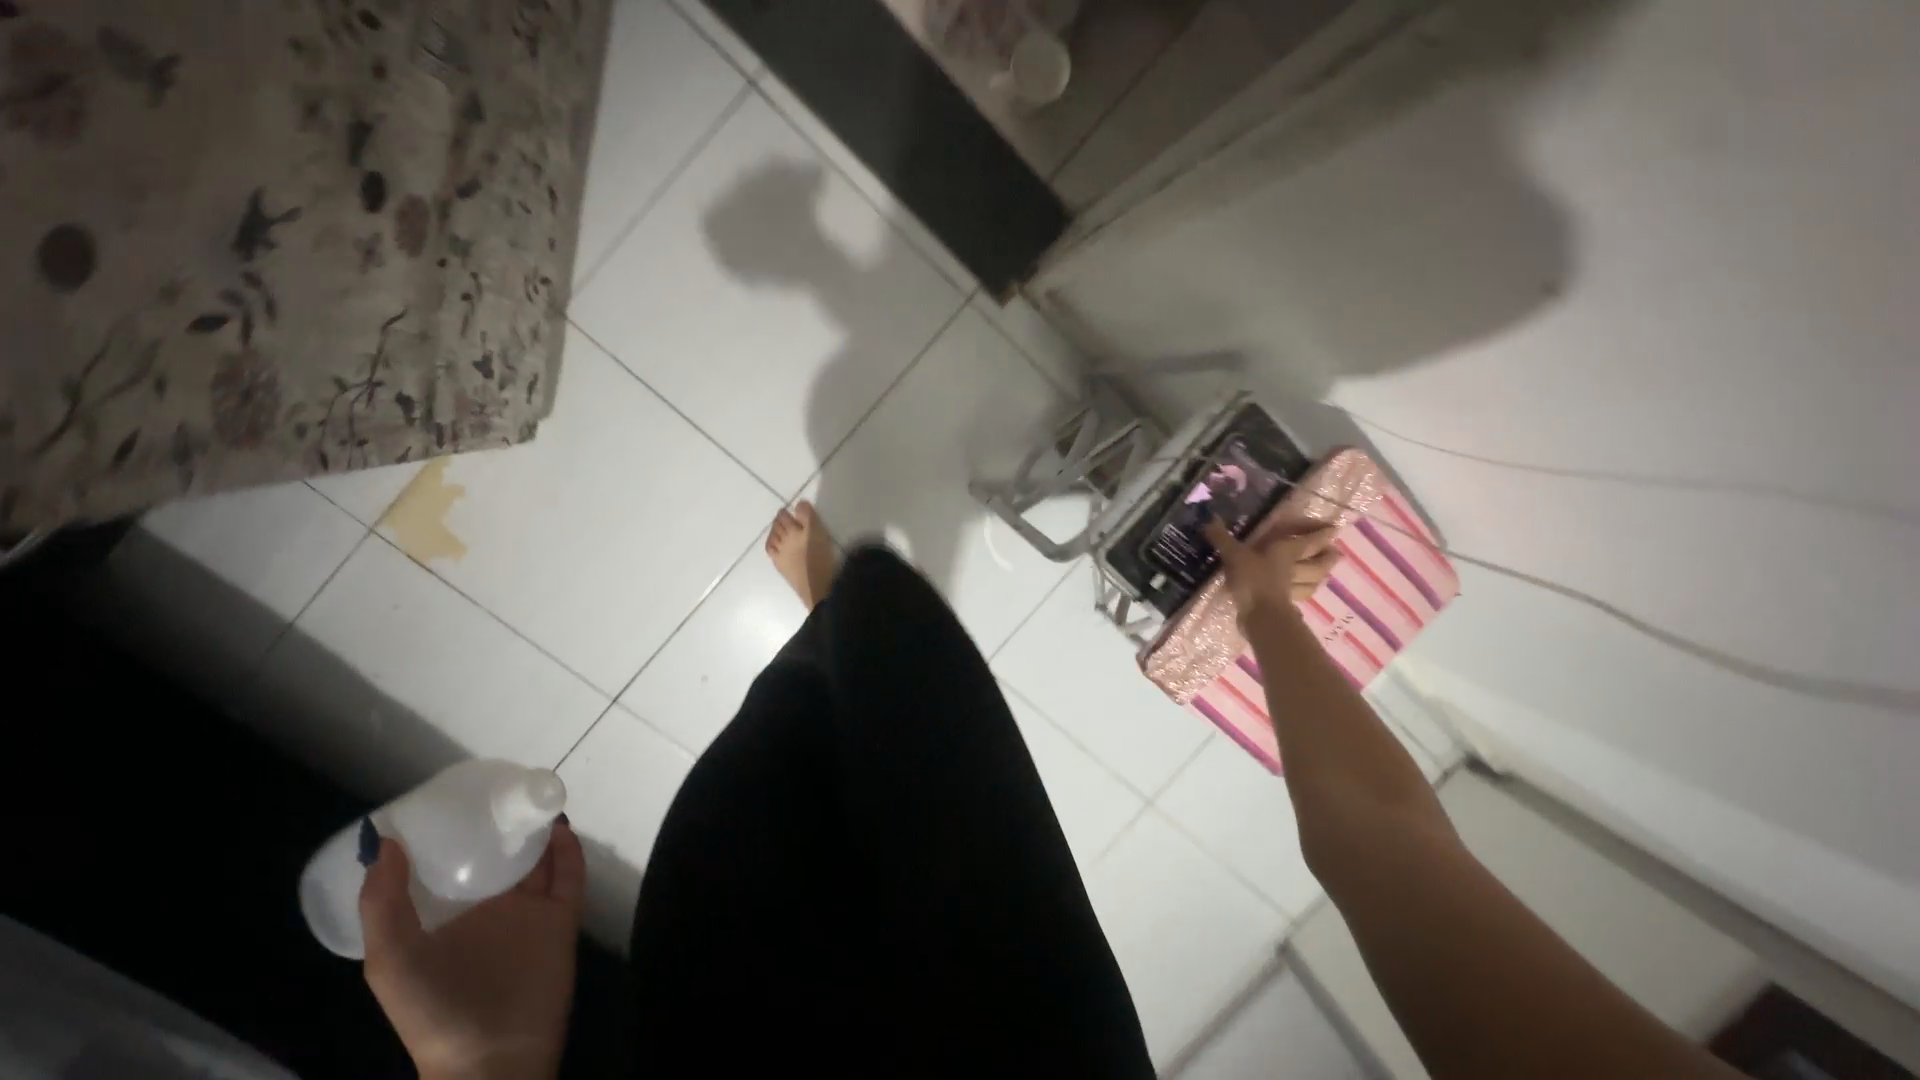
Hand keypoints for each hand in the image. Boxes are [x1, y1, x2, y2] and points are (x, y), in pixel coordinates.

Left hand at [360, 822, 585, 1079]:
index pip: (451, 869)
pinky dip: (569, 852)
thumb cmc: (434, 1010)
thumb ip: (383, 904)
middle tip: (501, 791)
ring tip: (534, 800)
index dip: (452, 836)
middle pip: (499, 859)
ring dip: (538, 833)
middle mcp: (489, 912)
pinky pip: (569, 877)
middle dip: (502, 827)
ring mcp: (528, 915)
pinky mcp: (561, 921)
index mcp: (447, 920)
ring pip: (538, 862)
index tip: (452, 801)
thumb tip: (383, 841)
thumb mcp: (391, 958)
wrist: (492, 1055)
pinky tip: (560, 828)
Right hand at [1203, 518, 1340, 620]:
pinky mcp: (1284, 607)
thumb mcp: (1234, 555)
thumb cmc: (1253, 579)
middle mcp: (1293, 570)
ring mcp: (1291, 590)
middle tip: (1336, 553)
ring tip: (1324, 575)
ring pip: (1312, 582)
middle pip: (1318, 564)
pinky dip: (1301, 595)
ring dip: (1319, 578)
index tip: (1334, 528)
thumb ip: (1223, 538)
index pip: (1309, 541)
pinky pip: (1297, 598)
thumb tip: (1210, 519)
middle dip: (1327, 558)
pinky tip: (1298, 596)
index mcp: (1286, 552)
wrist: (1260, 617)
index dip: (1321, 534)